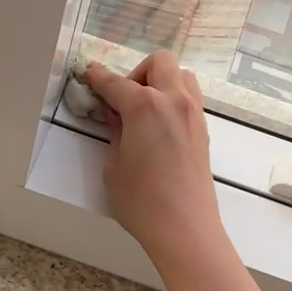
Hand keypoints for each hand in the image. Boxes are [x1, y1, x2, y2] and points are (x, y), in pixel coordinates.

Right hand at [85, 52, 223, 258]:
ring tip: (144, 112)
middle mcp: (173, 101)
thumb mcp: (114, 167)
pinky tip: (158, 128)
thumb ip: (116, 133)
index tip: (89, 73)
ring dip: (161, 83)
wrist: (184, 227)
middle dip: (137, 73)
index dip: (99, 78)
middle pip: (159, 63)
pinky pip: (188, 98)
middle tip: (124, 101)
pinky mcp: (202, 131)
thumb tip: (118, 115)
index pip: (116, 83)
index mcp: (145, 107)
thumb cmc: (141, 202)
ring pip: (180, 76)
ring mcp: (192, 114)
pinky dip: (172, 100)